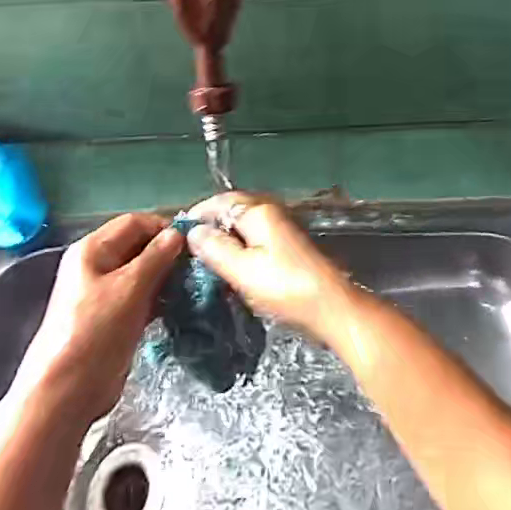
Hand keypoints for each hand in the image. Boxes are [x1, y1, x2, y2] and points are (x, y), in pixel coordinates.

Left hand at [14, 212, 185, 427]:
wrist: (65, 392)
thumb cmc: (95, 332)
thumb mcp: (129, 288)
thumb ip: (156, 257)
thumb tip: (177, 233)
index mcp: (92, 249)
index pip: (134, 222)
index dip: (163, 227)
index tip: (194, 240)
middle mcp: (96, 265)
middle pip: (138, 246)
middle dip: (167, 252)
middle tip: (199, 264)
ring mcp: (103, 293)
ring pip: (141, 273)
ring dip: (166, 276)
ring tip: (195, 283)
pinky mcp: (112, 318)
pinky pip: (140, 297)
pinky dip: (159, 297)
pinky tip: (180, 304)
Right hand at [185, 192, 362, 342]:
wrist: (332, 307)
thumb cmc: (285, 287)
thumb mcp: (242, 270)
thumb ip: (215, 248)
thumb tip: (193, 231)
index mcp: (258, 211)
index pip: (219, 202)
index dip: (197, 215)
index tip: (178, 233)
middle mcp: (270, 211)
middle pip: (233, 210)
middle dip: (210, 224)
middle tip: (189, 248)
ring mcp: (281, 227)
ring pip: (244, 225)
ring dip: (225, 236)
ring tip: (205, 258)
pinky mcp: (288, 246)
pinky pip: (255, 237)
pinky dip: (240, 246)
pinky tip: (231, 266)